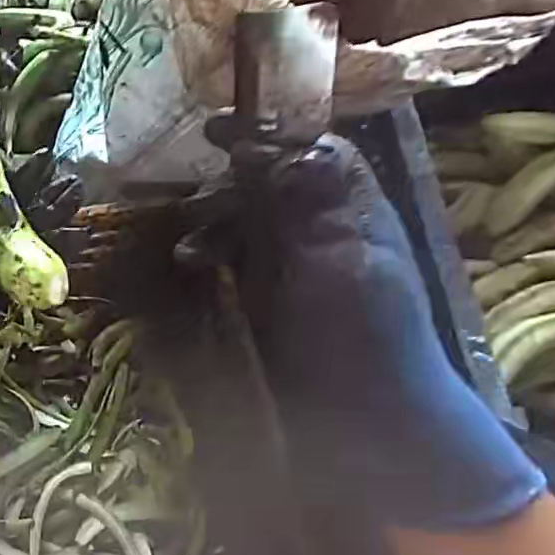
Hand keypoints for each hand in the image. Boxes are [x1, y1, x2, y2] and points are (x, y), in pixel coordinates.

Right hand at [212, 124, 544, 529]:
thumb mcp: (343, 258)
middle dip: (225, 184)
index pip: (306, 148)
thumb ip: (307, 195)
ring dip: (209, 224)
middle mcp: (317, 226)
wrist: (365, 425)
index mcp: (350, 208)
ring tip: (189, 252)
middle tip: (190, 201)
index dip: (263, 133)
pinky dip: (205, 254)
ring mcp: (287, 263)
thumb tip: (262, 140)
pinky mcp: (260, 296)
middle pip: (264, 181)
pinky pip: (227, 257)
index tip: (214, 128)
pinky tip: (190, 267)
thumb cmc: (362, 336)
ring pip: (240, 218)